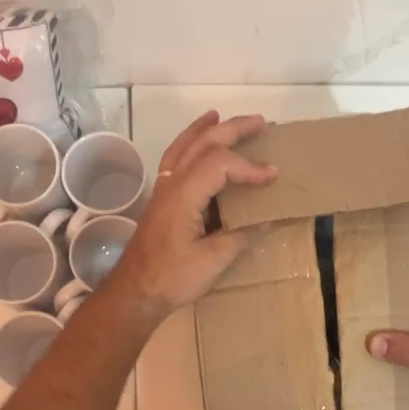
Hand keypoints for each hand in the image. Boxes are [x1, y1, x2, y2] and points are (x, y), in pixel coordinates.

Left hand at [101, 111, 277, 324]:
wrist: (136, 292)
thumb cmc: (172, 279)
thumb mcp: (212, 261)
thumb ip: (239, 236)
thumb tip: (266, 220)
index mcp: (184, 195)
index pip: (220, 164)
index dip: (248, 167)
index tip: (273, 176)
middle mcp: (171, 184)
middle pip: (202, 143)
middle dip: (233, 130)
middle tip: (262, 123)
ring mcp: (163, 189)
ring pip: (185, 145)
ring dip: (207, 129)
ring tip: (225, 118)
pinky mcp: (162, 199)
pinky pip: (176, 158)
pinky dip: (190, 143)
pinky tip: (199, 143)